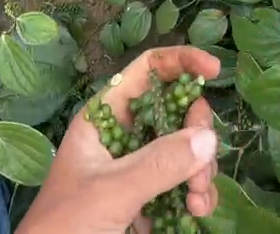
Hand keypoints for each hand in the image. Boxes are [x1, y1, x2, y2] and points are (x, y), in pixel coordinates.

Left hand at [18, 46, 220, 233]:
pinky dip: (197, 194)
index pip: (147, 71)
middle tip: (204, 160)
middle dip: (196, 132)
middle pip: (175, 110)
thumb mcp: (110, 193)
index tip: (214, 71)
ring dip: (200, 170)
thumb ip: (158, 165)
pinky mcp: (149, 203)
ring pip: (184, 150)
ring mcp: (137, 170)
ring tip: (198, 201)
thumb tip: (208, 138)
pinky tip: (198, 212)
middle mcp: (124, 137)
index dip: (180, 61)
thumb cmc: (65, 229)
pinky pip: (184, 185)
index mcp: (105, 119)